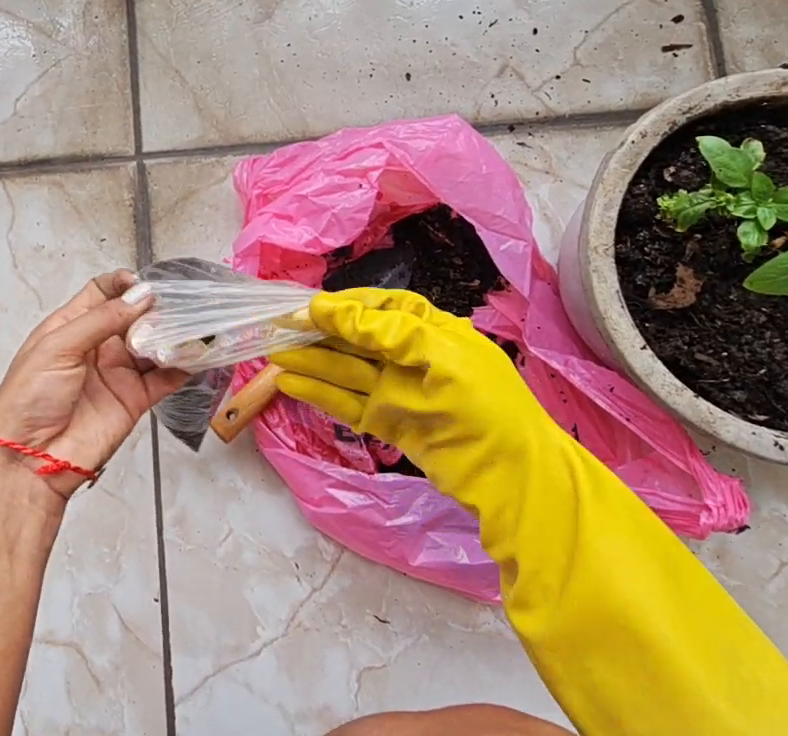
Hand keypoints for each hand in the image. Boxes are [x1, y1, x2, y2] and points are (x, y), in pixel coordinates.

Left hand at [0, 271, 190, 497]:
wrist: (29, 460)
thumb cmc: (26, 400)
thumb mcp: (57, 347)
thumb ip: (101, 320)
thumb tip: (139, 297)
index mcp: (70, 326)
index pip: (103, 293)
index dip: (124, 284)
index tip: (143, 285)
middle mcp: (97, 346)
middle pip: (134, 317)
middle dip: (154, 309)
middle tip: (171, 307)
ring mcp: (117, 373)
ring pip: (153, 345)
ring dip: (171, 335)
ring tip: (188, 327)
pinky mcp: (134, 400)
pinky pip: (164, 378)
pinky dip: (181, 365)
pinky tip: (193, 354)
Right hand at [269, 288, 544, 458]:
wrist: (514, 480)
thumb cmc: (487, 407)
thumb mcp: (442, 355)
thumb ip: (385, 331)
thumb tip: (329, 309)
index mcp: (434, 332)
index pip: (381, 309)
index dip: (344, 306)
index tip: (309, 308)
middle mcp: (413, 358)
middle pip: (356, 338)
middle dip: (318, 333)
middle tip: (277, 329)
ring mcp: (399, 392)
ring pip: (346, 370)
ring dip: (310, 362)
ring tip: (272, 353)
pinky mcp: (388, 423)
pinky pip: (346, 403)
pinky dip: (319, 394)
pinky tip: (288, 384)